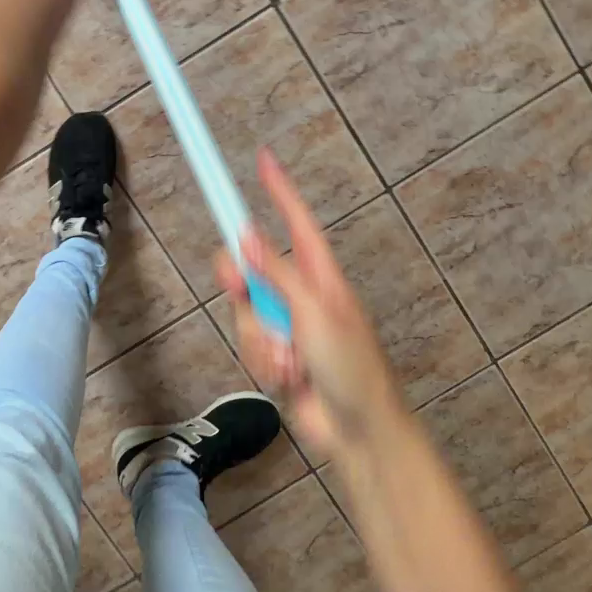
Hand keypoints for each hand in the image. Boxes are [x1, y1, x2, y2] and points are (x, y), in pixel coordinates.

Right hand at [216, 149, 403, 458]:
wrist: (358, 432)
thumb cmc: (352, 367)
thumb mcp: (315, 314)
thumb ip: (277, 276)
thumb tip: (247, 237)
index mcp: (320, 275)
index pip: (295, 221)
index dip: (278, 190)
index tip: (264, 159)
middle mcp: (301, 295)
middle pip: (253, 270)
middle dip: (243, 286)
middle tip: (233, 283)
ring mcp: (287, 327)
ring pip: (246, 314)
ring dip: (262, 342)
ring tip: (291, 362)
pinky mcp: (276, 357)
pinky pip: (250, 347)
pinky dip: (265, 364)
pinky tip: (291, 380)